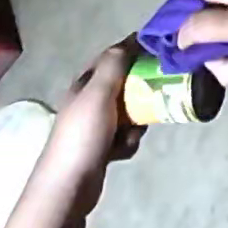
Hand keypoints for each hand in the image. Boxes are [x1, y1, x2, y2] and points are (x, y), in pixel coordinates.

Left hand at [33, 42, 143, 215]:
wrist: (68, 187)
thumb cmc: (83, 135)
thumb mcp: (98, 93)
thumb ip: (113, 65)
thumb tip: (131, 39)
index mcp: (85, 82)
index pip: (113, 56)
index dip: (135, 50)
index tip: (159, 52)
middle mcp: (89, 100)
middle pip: (124, 83)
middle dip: (140, 91)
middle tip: (153, 97)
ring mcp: (94, 125)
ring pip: (128, 110)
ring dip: (137, 120)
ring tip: (134, 132)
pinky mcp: (101, 147)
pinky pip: (125, 134)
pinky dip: (129, 141)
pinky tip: (124, 150)